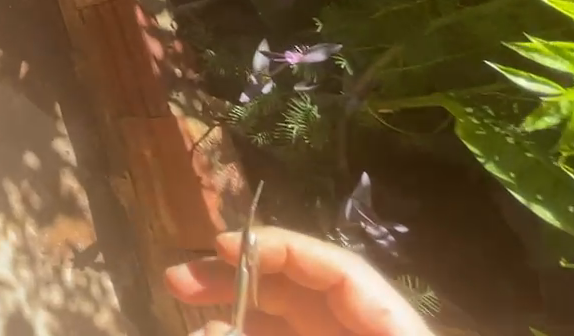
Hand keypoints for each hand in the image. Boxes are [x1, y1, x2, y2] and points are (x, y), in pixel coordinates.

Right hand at [165, 227, 429, 335]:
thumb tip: (205, 331)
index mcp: (397, 329)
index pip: (338, 267)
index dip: (277, 248)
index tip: (220, 246)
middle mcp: (363, 330)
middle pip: (296, 290)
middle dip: (233, 283)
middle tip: (177, 282)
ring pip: (281, 323)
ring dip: (231, 319)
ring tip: (193, 328)